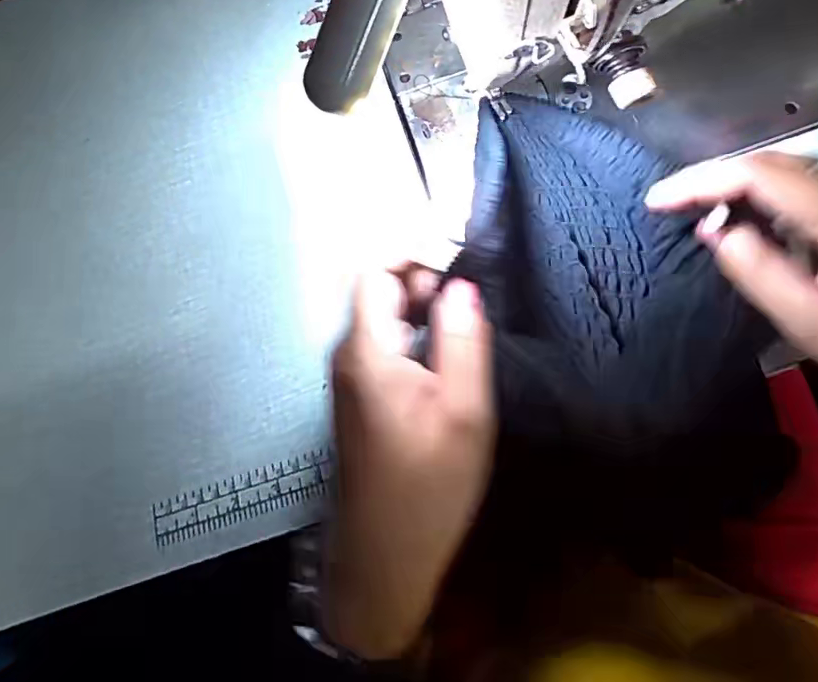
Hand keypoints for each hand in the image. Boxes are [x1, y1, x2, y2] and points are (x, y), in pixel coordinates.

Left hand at [325, 268, 494, 660]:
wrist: (384, 564)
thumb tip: (462, 284)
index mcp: (367, 352)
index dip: (413, 253)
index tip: (458, 260)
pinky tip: (446, 352)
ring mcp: (350, 377)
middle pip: (379, 289)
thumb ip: (463, 339)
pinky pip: (385, 341)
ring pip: (384, 315)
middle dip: (424, 279)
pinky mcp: (360, 395)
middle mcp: (348, 356)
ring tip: (464, 324)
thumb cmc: (428, 488)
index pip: (375, 271)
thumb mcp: (464, 411)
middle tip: (469, 301)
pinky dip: (416, 330)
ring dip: (423, 305)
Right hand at [648, 154, 817, 548]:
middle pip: (790, 165)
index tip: (656, 201)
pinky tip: (809, 245)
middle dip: (734, 185)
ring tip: (744, 232)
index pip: (758, 169)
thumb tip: (718, 228)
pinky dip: (813, 209)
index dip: (699, 179)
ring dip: (774, 197)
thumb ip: (757, 270)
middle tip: (694, 219)